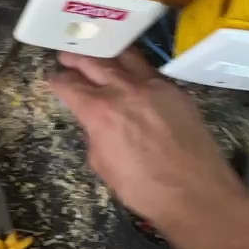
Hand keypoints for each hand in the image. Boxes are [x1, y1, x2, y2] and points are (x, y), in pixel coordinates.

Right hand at [47, 50, 248, 229]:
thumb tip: (95, 123)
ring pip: (123, 57)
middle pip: (93, 63)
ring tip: (96, 55)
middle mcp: (123, 90)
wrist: (196, 193)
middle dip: (76, 59)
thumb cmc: (143, 188)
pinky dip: (132, 67)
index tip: (53, 80)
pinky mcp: (174, 90)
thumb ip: (94, 135)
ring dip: (105, 55)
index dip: (57, 81)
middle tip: (66, 57)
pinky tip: (129, 73)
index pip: (69, 85)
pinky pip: (147, 70)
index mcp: (99, 111)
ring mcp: (152, 86)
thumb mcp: (102, 164)